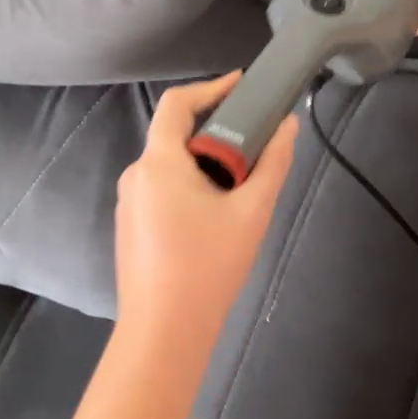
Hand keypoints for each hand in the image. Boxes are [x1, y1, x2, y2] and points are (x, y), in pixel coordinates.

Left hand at [114, 72, 298, 328]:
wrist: (164, 332)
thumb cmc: (208, 265)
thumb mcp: (253, 210)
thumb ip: (273, 162)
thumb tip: (288, 125)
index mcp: (159, 163)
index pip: (177, 104)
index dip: (211, 87)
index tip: (244, 85)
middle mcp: (136, 175)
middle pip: (177, 134)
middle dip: (218, 132)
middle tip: (257, 144)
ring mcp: (129, 203)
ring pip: (172, 165)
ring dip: (207, 162)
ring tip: (244, 185)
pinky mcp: (132, 226)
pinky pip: (164, 189)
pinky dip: (193, 185)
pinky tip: (219, 214)